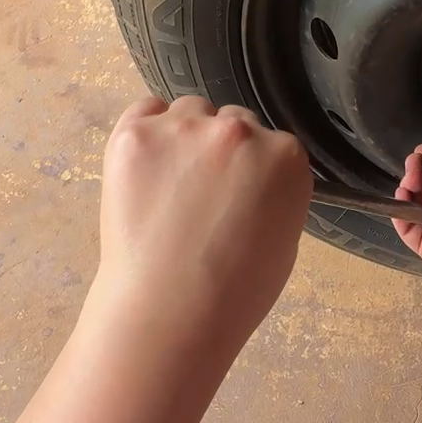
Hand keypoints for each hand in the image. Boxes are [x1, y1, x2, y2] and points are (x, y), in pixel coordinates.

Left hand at [96, 96, 312, 349]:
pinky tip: (146, 171)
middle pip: (235, 122)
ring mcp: (184, 127)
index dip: (256, 173)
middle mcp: (240, 130)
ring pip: (190, 113)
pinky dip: (148, 133)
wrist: (170, 310)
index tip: (242, 198)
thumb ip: (275, 193)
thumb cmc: (237, 292)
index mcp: (287, 158)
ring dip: (186, 138)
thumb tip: (253, 180)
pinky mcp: (134, 133)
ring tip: (171, 186)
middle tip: (204, 196)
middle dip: (224, 153)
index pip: (275, 145)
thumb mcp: (285, 239)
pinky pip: (146, 112)